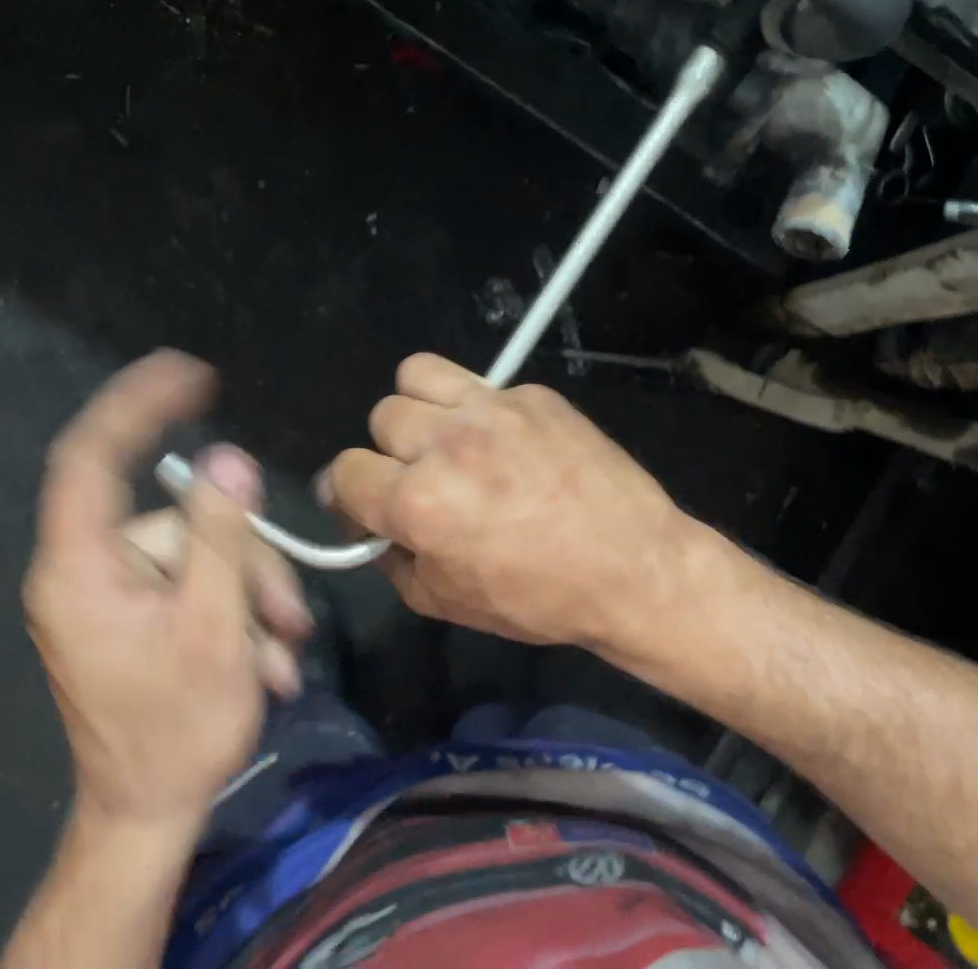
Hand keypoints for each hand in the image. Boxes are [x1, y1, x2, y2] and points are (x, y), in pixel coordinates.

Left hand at [24, 351, 312, 826]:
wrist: (147, 816)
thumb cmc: (176, 732)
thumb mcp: (213, 630)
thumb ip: (220, 538)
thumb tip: (229, 460)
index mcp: (79, 567)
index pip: (90, 455)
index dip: (136, 403)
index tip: (193, 375)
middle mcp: (82, 571)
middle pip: (173, 522)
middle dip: (243, 559)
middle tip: (290, 616)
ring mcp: (105, 597)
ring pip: (193, 556)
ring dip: (249, 596)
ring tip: (281, 655)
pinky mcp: (127, 618)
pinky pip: (187, 587)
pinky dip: (231, 613)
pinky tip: (263, 661)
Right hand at [324, 353, 712, 652]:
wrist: (634, 569)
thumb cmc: (539, 600)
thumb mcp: (445, 602)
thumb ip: (391, 560)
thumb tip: (369, 525)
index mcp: (418, 502)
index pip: (343, 472)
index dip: (349, 494)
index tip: (369, 504)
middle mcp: (446, 444)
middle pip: (381, 419)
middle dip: (390, 454)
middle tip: (424, 479)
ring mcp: (491, 410)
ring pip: (415, 376)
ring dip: (420, 409)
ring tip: (448, 439)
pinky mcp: (531, 394)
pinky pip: (475, 384)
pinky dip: (474, 409)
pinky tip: (504, 442)